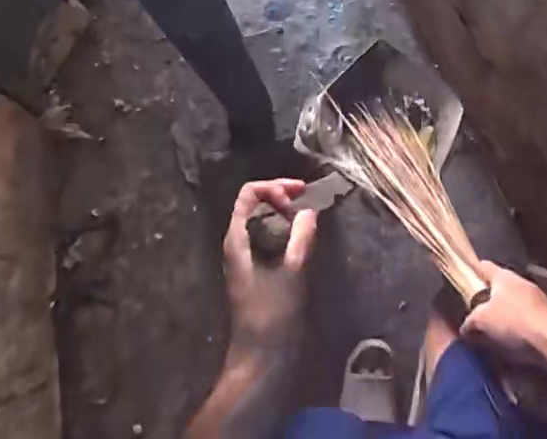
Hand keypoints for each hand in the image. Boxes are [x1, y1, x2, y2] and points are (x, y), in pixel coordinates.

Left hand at [221, 179, 318, 354]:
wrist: (258, 359)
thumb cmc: (271, 316)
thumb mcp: (291, 274)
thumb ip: (300, 239)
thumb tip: (309, 211)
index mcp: (237, 238)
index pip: (249, 193)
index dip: (273, 188)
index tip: (296, 200)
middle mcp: (236, 241)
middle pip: (254, 201)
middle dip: (280, 193)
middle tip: (306, 197)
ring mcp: (243, 254)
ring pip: (261, 217)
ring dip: (283, 210)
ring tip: (306, 213)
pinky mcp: (253, 266)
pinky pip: (266, 233)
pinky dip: (283, 227)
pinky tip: (300, 234)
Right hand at [460, 261, 546, 365]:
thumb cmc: (515, 321)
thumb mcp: (482, 321)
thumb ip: (470, 322)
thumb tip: (465, 328)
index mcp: (504, 276)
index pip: (483, 266)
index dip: (472, 271)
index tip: (462, 278)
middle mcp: (522, 282)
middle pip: (500, 286)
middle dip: (489, 299)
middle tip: (476, 313)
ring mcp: (539, 300)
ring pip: (516, 304)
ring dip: (506, 315)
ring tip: (494, 333)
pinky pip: (529, 321)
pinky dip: (521, 330)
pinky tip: (515, 344)